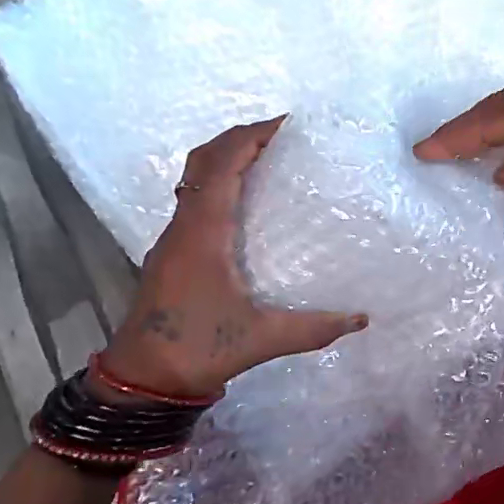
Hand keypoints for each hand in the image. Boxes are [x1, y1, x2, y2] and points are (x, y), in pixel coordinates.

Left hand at [101, 117, 367, 401]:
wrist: (143, 379)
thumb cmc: (197, 349)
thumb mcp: (262, 340)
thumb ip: (314, 329)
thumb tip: (361, 320)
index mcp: (204, 234)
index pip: (223, 165)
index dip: (251, 136)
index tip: (286, 124)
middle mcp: (184, 226)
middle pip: (203, 160)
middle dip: (240, 137)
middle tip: (281, 136)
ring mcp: (173, 238)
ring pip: (194, 177)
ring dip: (226, 157)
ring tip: (268, 159)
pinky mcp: (172, 252)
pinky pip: (194, 198)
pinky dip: (219, 182)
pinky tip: (246, 202)